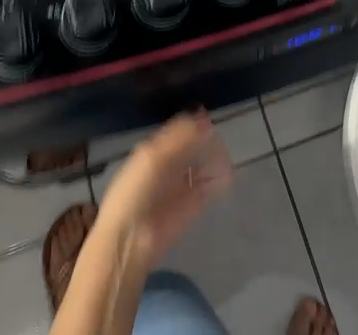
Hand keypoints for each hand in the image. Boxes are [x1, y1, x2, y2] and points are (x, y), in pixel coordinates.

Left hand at [95, 110, 232, 267]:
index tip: (209, 119)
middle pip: (190, 149)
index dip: (192, 125)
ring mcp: (178, 187)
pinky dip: (216, 182)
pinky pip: (206, 190)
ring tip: (225, 157)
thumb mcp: (152, 157)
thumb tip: (203, 120)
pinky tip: (226, 176)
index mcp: (152, 152)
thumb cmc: (136, 191)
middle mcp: (166, 167)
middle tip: (219, 139)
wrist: (130, 237)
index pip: (176, 133)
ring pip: (199, 168)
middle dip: (204, 142)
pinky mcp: (189, 207)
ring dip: (212, 161)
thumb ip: (179, 138)